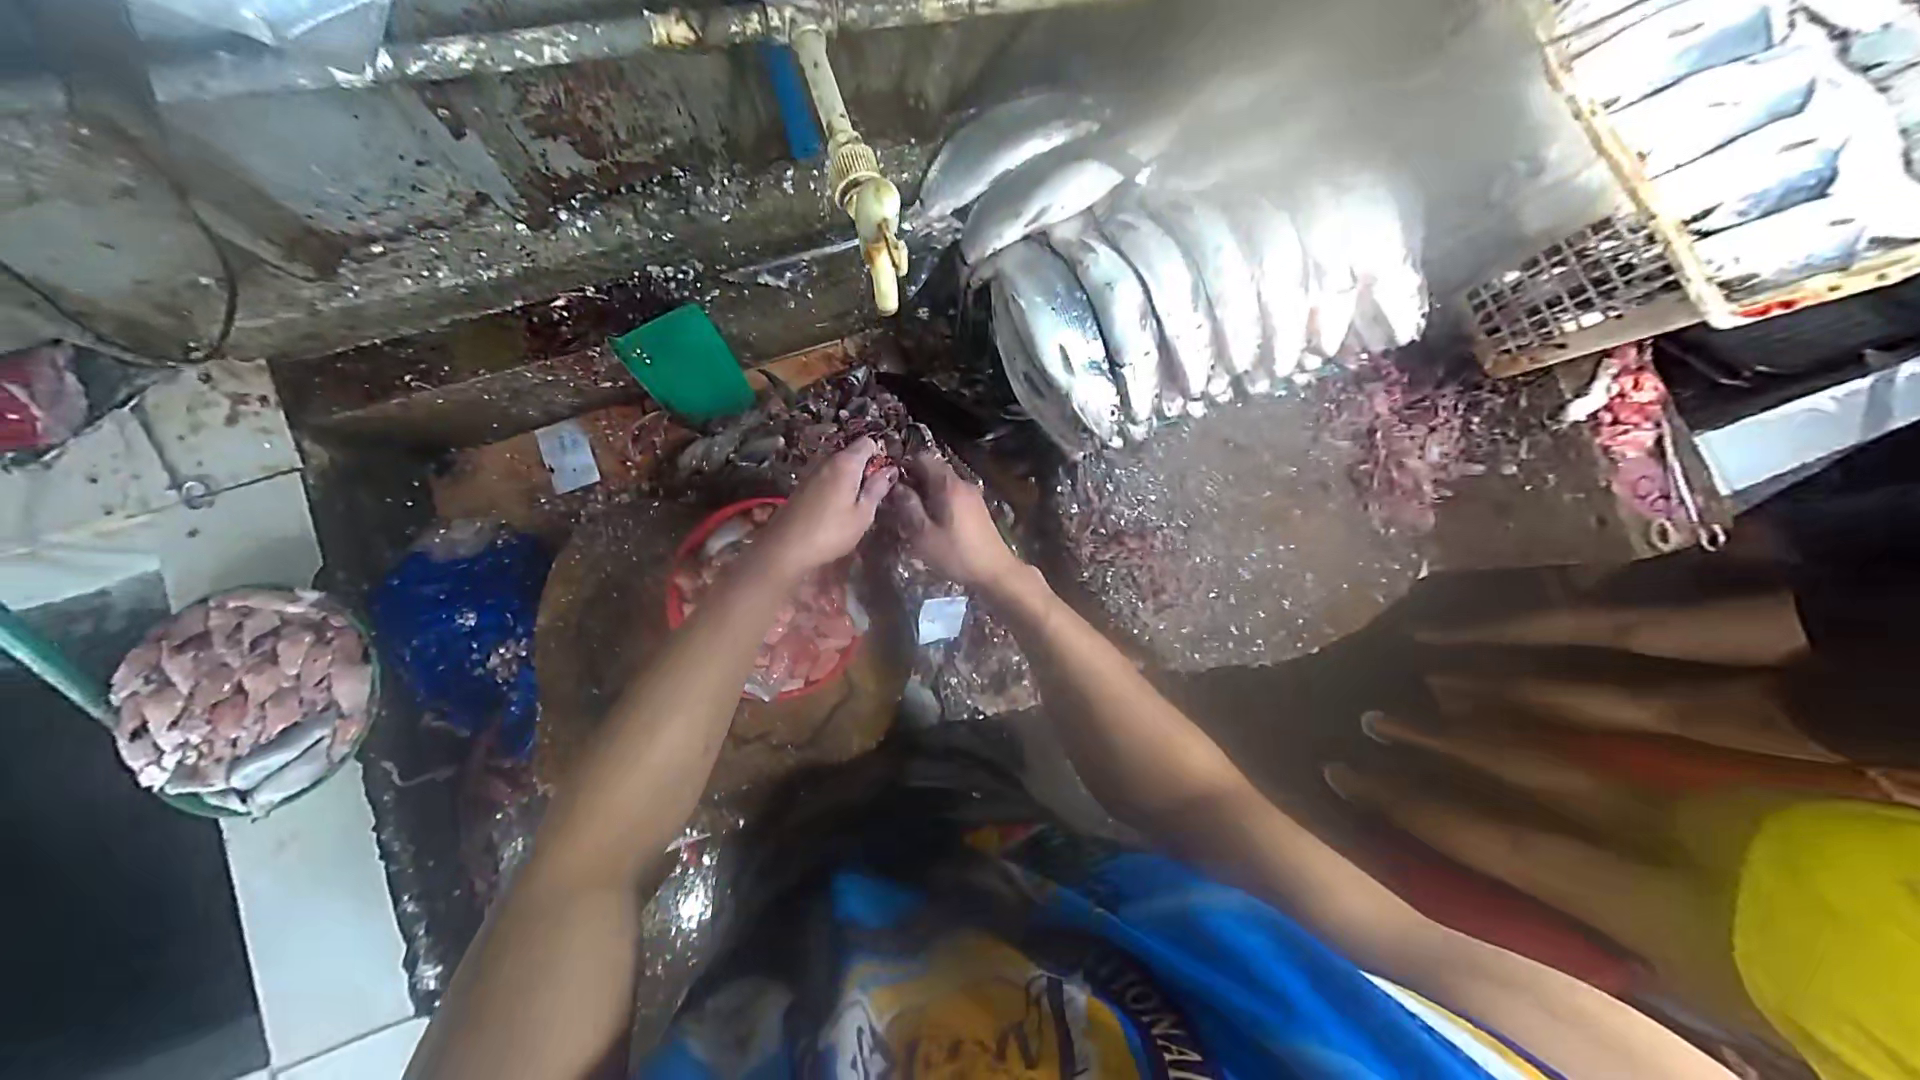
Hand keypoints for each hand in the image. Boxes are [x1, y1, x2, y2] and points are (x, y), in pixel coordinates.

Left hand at [758, 437, 897, 577]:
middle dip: (865, 470)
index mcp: (845, 463)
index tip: (885, 477)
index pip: (868, 443)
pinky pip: (826, 479)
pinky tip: (836, 510)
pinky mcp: (801, 486)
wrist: (785, 548)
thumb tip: (890, 470)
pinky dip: (835, 488)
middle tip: (873, 496)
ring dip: (850, 481)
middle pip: (852, 454)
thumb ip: (877, 488)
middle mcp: (827, 461)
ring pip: (838, 468)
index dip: (880, 456)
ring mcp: (811, 473)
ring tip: (855, 506)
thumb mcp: (862, 514)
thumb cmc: (831, 532)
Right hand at [886, 451, 1025, 589]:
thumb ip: (908, 506)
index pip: (922, 457)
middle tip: (895, 501)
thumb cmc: (956, 553)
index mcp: (948, 484)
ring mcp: (972, 495)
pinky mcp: (976, 508)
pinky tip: (930, 522)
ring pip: (942, 484)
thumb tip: (895, 486)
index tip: (889, 482)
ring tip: (910, 513)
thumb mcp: (923, 533)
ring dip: (924, 494)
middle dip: (912, 481)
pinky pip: (952, 496)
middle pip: (932, 470)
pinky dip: (937, 502)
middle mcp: (962, 483)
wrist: (994, 571)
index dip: (903, 465)